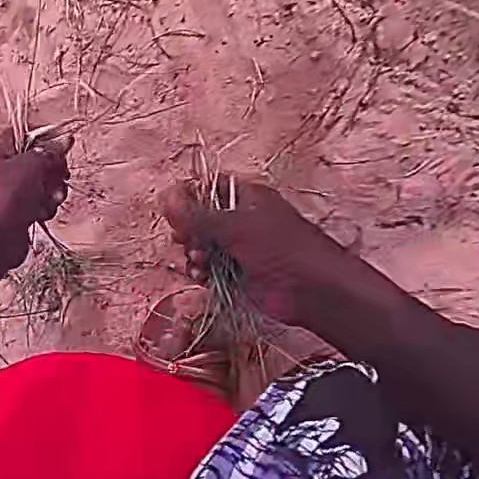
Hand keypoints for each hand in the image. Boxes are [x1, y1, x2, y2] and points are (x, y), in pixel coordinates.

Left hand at [0, 131, 69, 277]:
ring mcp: (9, 192)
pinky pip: (39, 203)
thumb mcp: (31, 165)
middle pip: (37, 161)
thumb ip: (49, 152)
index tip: (62, 150)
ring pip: (42, 184)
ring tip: (47, 199)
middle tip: (57, 177)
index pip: (26, 135)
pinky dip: (44, 207)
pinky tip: (41, 213)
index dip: (47, 141)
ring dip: (51, 192)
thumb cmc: (3, 200)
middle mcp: (0, 169)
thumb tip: (63, 142)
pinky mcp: (17, 212)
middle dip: (52, 171)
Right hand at [162, 178, 391, 329]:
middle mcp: (241, 220)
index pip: (208, 188)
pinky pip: (209, 267)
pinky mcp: (236, 272)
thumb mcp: (235, 226)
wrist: (311, 290)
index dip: (187, 197)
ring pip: (202, 245)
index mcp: (247, 198)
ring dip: (194, 253)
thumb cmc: (281, 248)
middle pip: (199, 218)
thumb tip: (167, 197)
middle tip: (186, 240)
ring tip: (199, 262)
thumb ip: (197, 215)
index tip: (173, 210)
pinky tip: (201, 276)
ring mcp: (239, 247)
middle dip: (188, 230)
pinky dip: (201, 271)